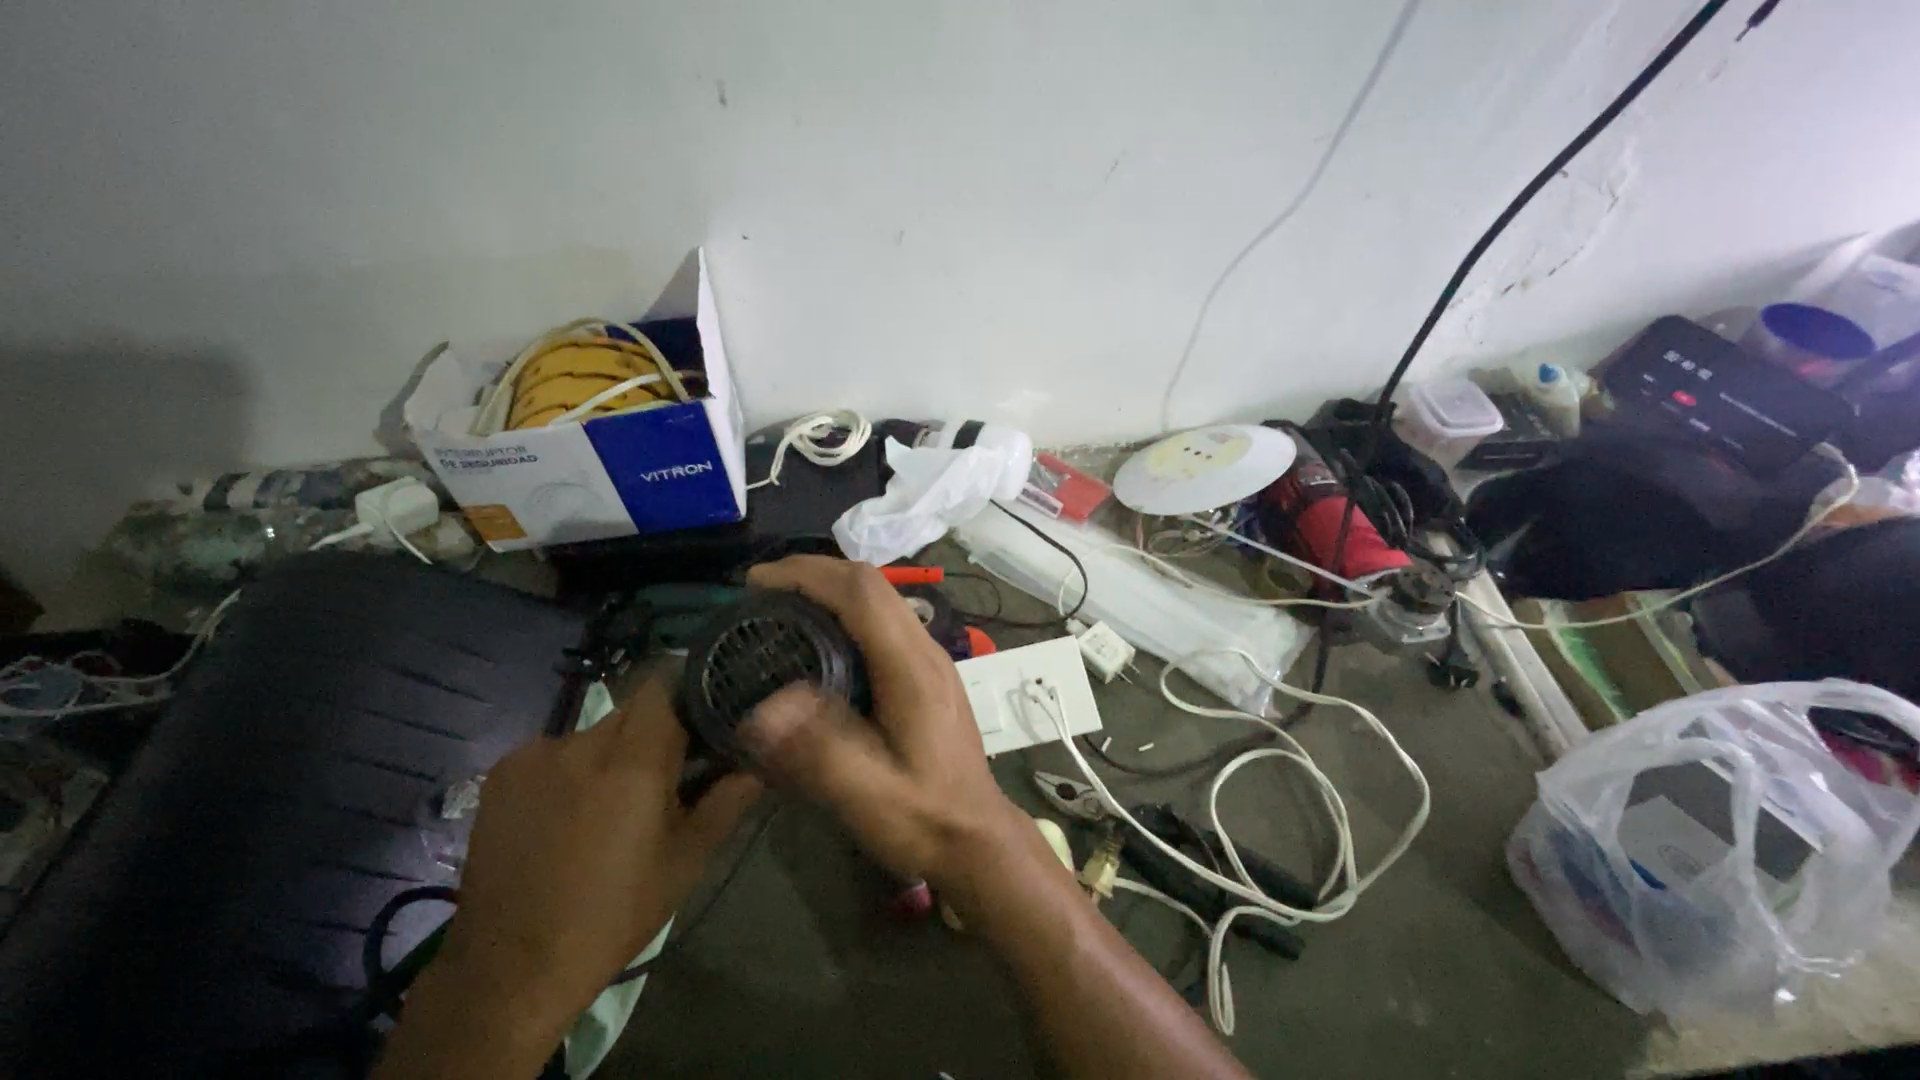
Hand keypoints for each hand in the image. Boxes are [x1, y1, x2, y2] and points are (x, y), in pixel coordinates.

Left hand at [429, 677, 760, 1040]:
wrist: (510, 967)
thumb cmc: (614, 914)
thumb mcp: (686, 861)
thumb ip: (727, 802)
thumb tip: (758, 765)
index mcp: (634, 762)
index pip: (666, 684)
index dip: (689, 691)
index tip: (707, 717)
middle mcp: (581, 743)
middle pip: (632, 709)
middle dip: (656, 732)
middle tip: (669, 774)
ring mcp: (534, 755)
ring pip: (594, 732)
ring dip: (612, 754)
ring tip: (613, 805)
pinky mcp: (502, 774)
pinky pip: (554, 752)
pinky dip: (572, 770)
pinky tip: (569, 816)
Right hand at [740, 556, 1033, 891]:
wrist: (979, 840)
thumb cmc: (926, 820)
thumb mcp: (869, 797)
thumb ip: (820, 752)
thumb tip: (764, 708)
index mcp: (912, 668)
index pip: (862, 591)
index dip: (807, 573)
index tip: (756, 582)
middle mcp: (926, 651)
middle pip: (872, 583)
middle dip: (813, 573)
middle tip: (758, 592)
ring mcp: (931, 660)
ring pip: (880, 599)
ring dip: (830, 589)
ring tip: (780, 608)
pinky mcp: (927, 675)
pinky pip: (883, 622)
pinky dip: (845, 612)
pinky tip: (817, 641)